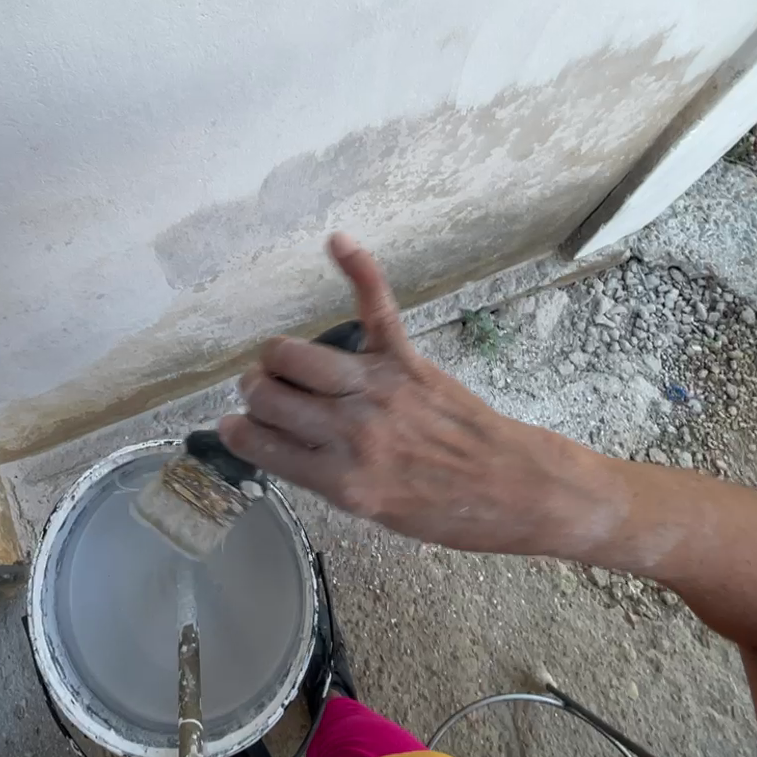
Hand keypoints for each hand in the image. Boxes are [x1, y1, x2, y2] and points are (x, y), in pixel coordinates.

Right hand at [219, 233, 608, 555]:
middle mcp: (351, 431)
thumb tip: (275, 439)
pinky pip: (376, 308)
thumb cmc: (446, 511)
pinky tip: (337, 243)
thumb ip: (322, 475)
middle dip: (255, 391)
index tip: (237, 425)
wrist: (519, 491)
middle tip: (271, 395)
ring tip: (287, 363)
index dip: (238, 430)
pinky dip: (358, 270)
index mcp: (341, 480)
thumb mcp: (372, 514)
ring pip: (291, 354)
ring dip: (276, 358)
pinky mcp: (406, 360)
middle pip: (265, 392)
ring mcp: (378, 389)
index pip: (258, 442)